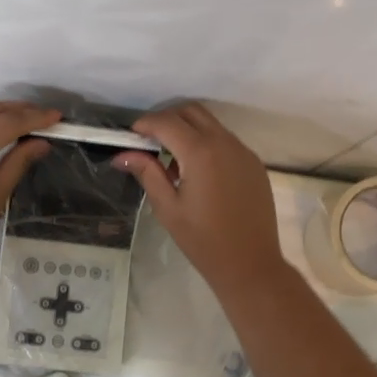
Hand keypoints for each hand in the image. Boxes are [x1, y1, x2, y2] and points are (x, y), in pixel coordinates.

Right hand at [113, 103, 286, 291]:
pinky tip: (198, 173)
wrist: (250, 263)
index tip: (131, 137)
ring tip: (172, 161)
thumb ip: (147, 173)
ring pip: (211, 124)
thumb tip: (123, 155)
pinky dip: (207, 144)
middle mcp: (225, 143)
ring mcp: (243, 152)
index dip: (145, 125)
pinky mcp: (254, 164)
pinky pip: (226, 141)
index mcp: (200, 153)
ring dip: (188, 130)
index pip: (166, 122)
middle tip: (149, 143)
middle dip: (167, 119)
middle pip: (191, 112)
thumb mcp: (168, 208)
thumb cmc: (203, 240)